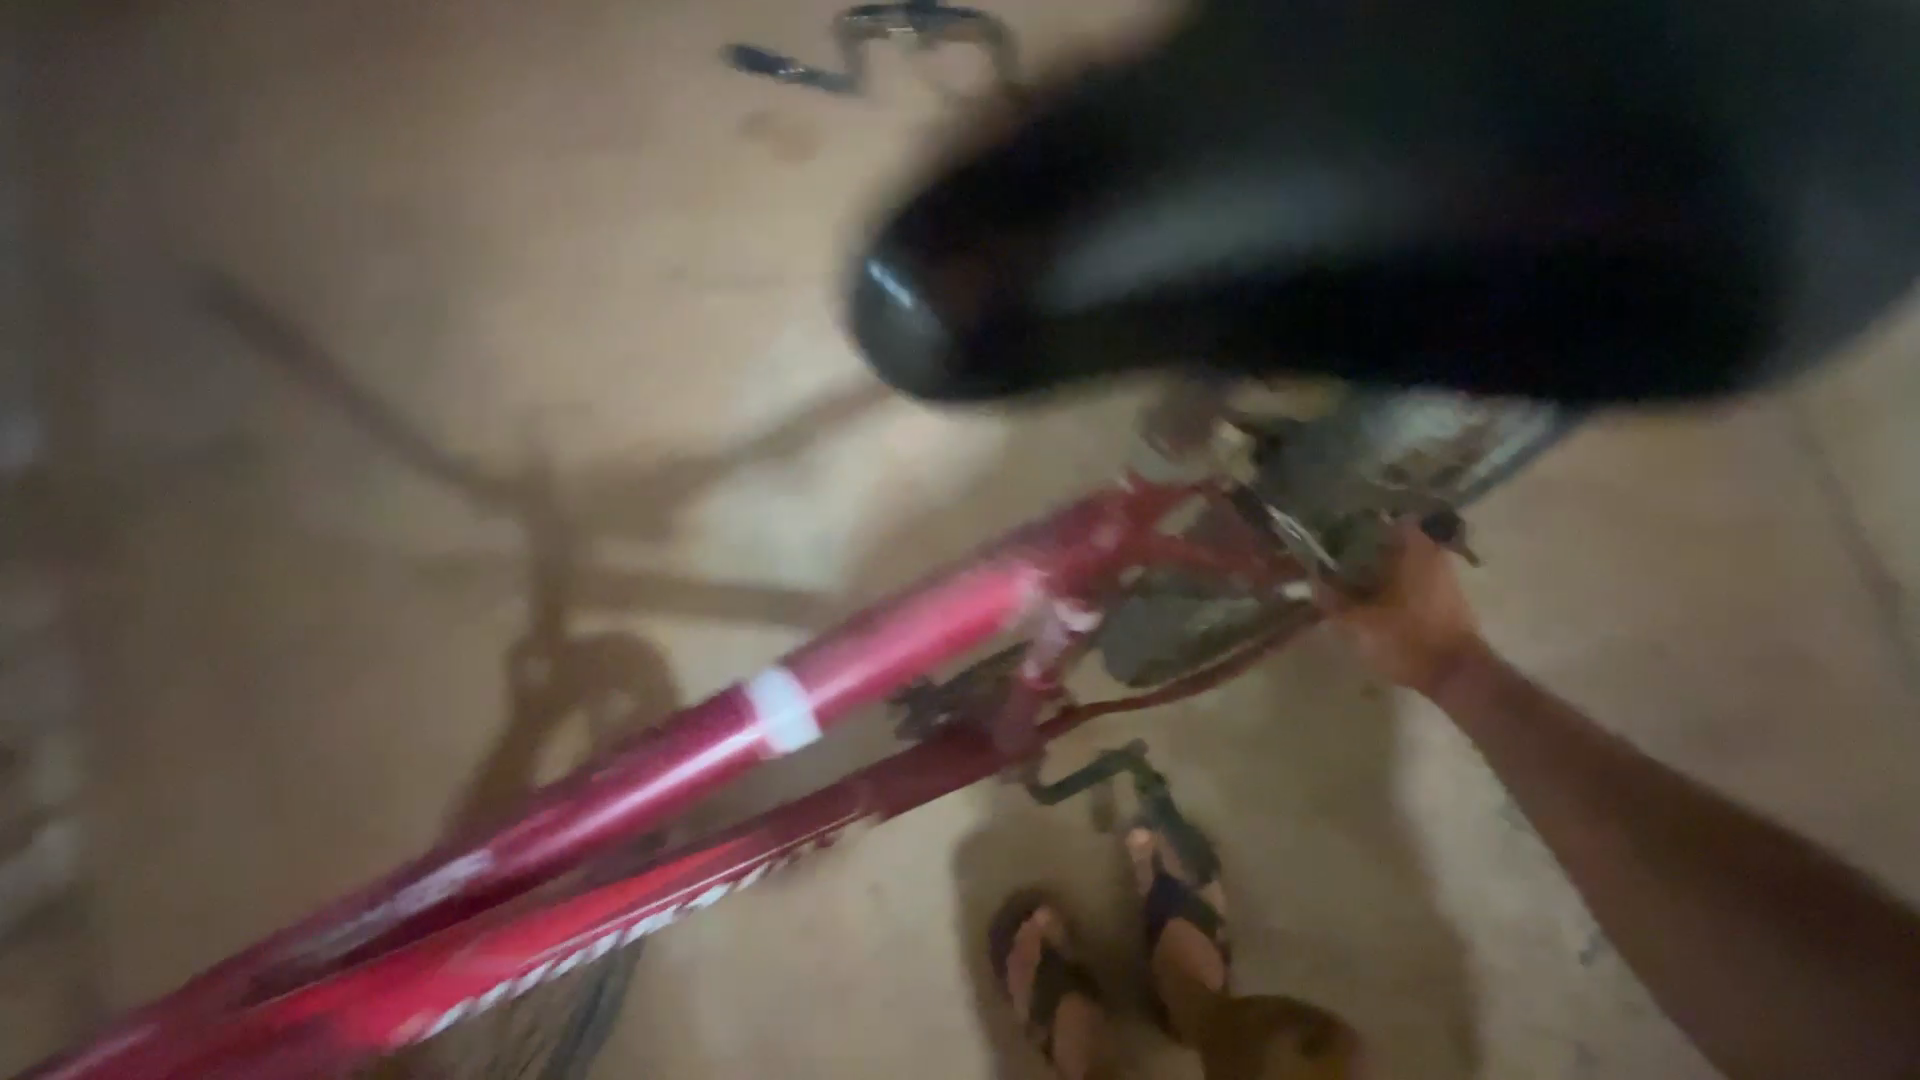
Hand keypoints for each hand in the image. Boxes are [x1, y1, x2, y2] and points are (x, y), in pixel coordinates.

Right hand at [1317, 525, 1487, 695]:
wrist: (1458, 674)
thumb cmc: (1407, 639)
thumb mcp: (1358, 622)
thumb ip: (1331, 599)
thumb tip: (1312, 579)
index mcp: (1412, 547)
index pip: (1382, 516)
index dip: (1355, 518)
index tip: (1331, 523)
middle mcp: (1431, 552)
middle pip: (1390, 536)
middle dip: (1361, 542)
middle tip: (1330, 550)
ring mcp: (1442, 573)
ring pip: (1399, 557)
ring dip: (1374, 562)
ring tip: (1343, 572)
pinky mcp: (1444, 595)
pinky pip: (1409, 575)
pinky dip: (1389, 578)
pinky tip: (1367, 592)